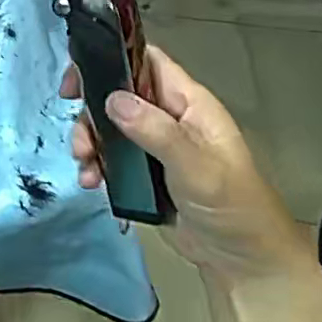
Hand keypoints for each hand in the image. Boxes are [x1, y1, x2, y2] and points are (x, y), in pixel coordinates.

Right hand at [68, 46, 310, 279]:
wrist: (244, 262)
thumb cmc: (231, 204)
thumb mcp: (196, 165)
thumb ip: (155, 130)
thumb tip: (112, 98)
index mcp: (187, 101)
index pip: (145, 60)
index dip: (111, 59)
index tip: (77, 80)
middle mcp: (168, 116)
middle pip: (118, 94)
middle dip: (92, 111)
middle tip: (79, 136)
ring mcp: (154, 144)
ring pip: (109, 126)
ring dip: (90, 141)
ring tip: (84, 164)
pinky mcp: (144, 172)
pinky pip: (111, 156)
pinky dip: (96, 164)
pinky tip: (91, 181)